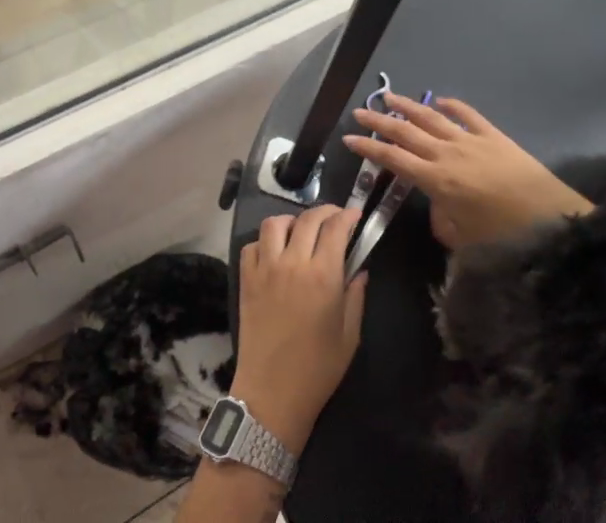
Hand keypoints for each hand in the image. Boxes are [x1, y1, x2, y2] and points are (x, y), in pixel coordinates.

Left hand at [230, 206, 367, 455]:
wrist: (272, 393)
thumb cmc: (318, 369)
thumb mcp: (349, 335)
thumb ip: (355, 297)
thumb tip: (359, 269)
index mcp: (323, 276)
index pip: (336, 228)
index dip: (347, 216)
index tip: (354, 214)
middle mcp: (293, 264)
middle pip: (307, 219)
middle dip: (325, 212)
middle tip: (334, 217)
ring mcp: (265, 270)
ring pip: (274, 224)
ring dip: (292, 221)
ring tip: (301, 231)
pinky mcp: (245, 280)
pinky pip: (251, 246)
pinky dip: (264, 242)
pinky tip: (275, 253)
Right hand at [344, 95, 592, 248]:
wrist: (552, 220)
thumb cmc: (504, 237)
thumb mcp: (463, 240)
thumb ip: (443, 222)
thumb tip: (438, 209)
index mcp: (436, 181)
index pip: (393, 159)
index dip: (369, 148)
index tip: (348, 139)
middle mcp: (448, 155)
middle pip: (406, 132)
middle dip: (379, 121)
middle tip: (359, 112)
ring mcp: (472, 141)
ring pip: (432, 118)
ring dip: (408, 107)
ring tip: (389, 96)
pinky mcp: (495, 137)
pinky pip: (468, 115)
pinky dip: (452, 105)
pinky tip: (439, 99)